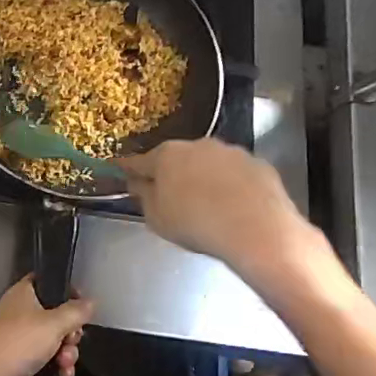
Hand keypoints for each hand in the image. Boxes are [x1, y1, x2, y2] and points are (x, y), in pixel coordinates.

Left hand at [0, 276, 93, 375]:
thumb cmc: (21, 343)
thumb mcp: (54, 323)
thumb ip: (77, 311)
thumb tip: (92, 302)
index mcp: (24, 293)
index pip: (49, 282)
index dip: (68, 291)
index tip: (82, 305)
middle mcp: (23, 311)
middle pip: (59, 314)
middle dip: (71, 331)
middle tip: (71, 339)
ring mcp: (24, 336)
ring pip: (58, 338)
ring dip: (68, 352)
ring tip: (65, 362)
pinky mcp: (26, 357)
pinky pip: (51, 356)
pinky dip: (59, 365)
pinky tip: (63, 374)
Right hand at [120, 139, 338, 292]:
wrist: (257, 229)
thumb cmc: (196, 223)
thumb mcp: (156, 218)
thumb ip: (143, 196)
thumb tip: (139, 183)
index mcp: (166, 155)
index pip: (138, 161)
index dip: (126, 168)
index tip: (118, 170)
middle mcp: (198, 145)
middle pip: (176, 159)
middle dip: (170, 175)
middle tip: (170, 200)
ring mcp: (231, 152)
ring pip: (207, 164)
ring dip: (202, 179)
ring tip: (206, 208)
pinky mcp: (258, 164)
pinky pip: (235, 174)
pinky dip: (229, 186)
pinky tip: (232, 209)